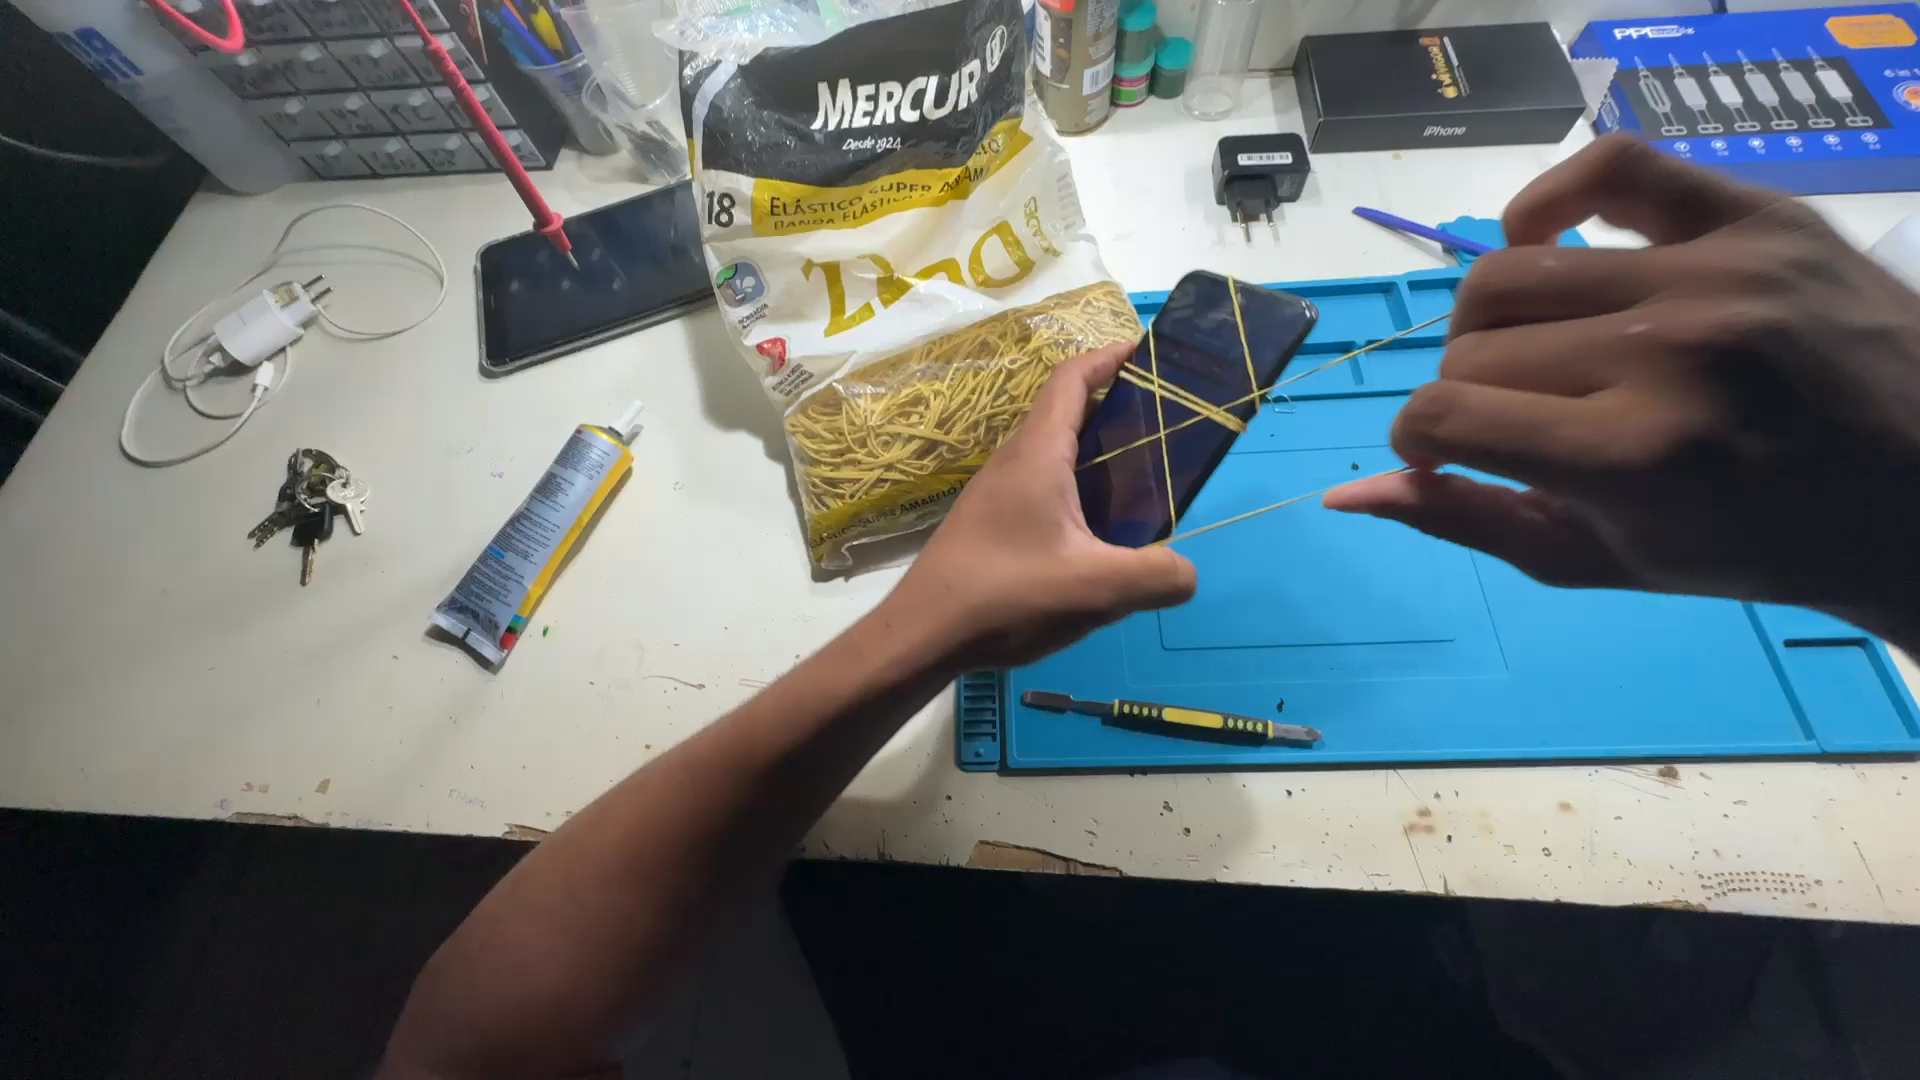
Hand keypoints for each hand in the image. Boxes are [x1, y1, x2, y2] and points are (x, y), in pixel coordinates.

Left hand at [884, 342, 1197, 667]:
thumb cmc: (1005, 597)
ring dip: (1096, 461)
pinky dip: (1075, 496)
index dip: (1110, 357)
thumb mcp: (1096, 589)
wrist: (922, 634)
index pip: (1072, 379)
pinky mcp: (989, 526)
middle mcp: (1013, 463)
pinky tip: (1095, 540)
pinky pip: (1041, 493)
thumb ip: (1156, 576)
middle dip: (1116, 413)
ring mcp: (996, 495)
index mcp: (1037, 454)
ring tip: (1141, 491)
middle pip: (1067, 416)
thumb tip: (1185, 573)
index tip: (1149, 356)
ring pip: (1054, 459)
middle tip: (1165, 436)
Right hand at [1324, 135, 1919, 645]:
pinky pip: (1609, 169)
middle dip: (1464, 394)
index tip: (1448, 455)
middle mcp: (1667, 354)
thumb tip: (1340, 494)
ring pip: (1502, 277)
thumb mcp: (1578, 559)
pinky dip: (1546, 201)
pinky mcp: (1760, 218)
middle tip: (1517, 419)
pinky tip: (1544, 241)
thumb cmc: (1738, 544)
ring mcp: (1718, 274)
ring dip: (1486, 326)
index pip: (1437, 415)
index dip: (1418, 440)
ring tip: (1533, 350)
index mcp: (1626, 457)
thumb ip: (1454, 519)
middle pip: (1466, 351)